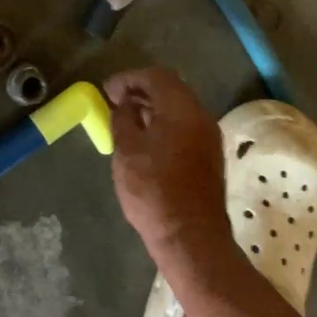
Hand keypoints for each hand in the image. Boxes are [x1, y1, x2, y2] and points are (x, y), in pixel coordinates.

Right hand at [105, 68, 232, 253]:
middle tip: (115, 101)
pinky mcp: (209, 158)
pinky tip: (145, 139)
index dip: (129, 78)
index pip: (156, 77)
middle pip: (171, 89)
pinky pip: (185, 126)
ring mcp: (209, 138)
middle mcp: (202, 117)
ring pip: (179, 109)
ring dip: (153, 108)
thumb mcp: (127, 149)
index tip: (108, 90)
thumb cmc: (153, 190)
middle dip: (141, 90)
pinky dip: (164, 123)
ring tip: (126, 119)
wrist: (191, 239)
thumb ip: (124, 118)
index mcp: (183, 110)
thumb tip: (126, 106)